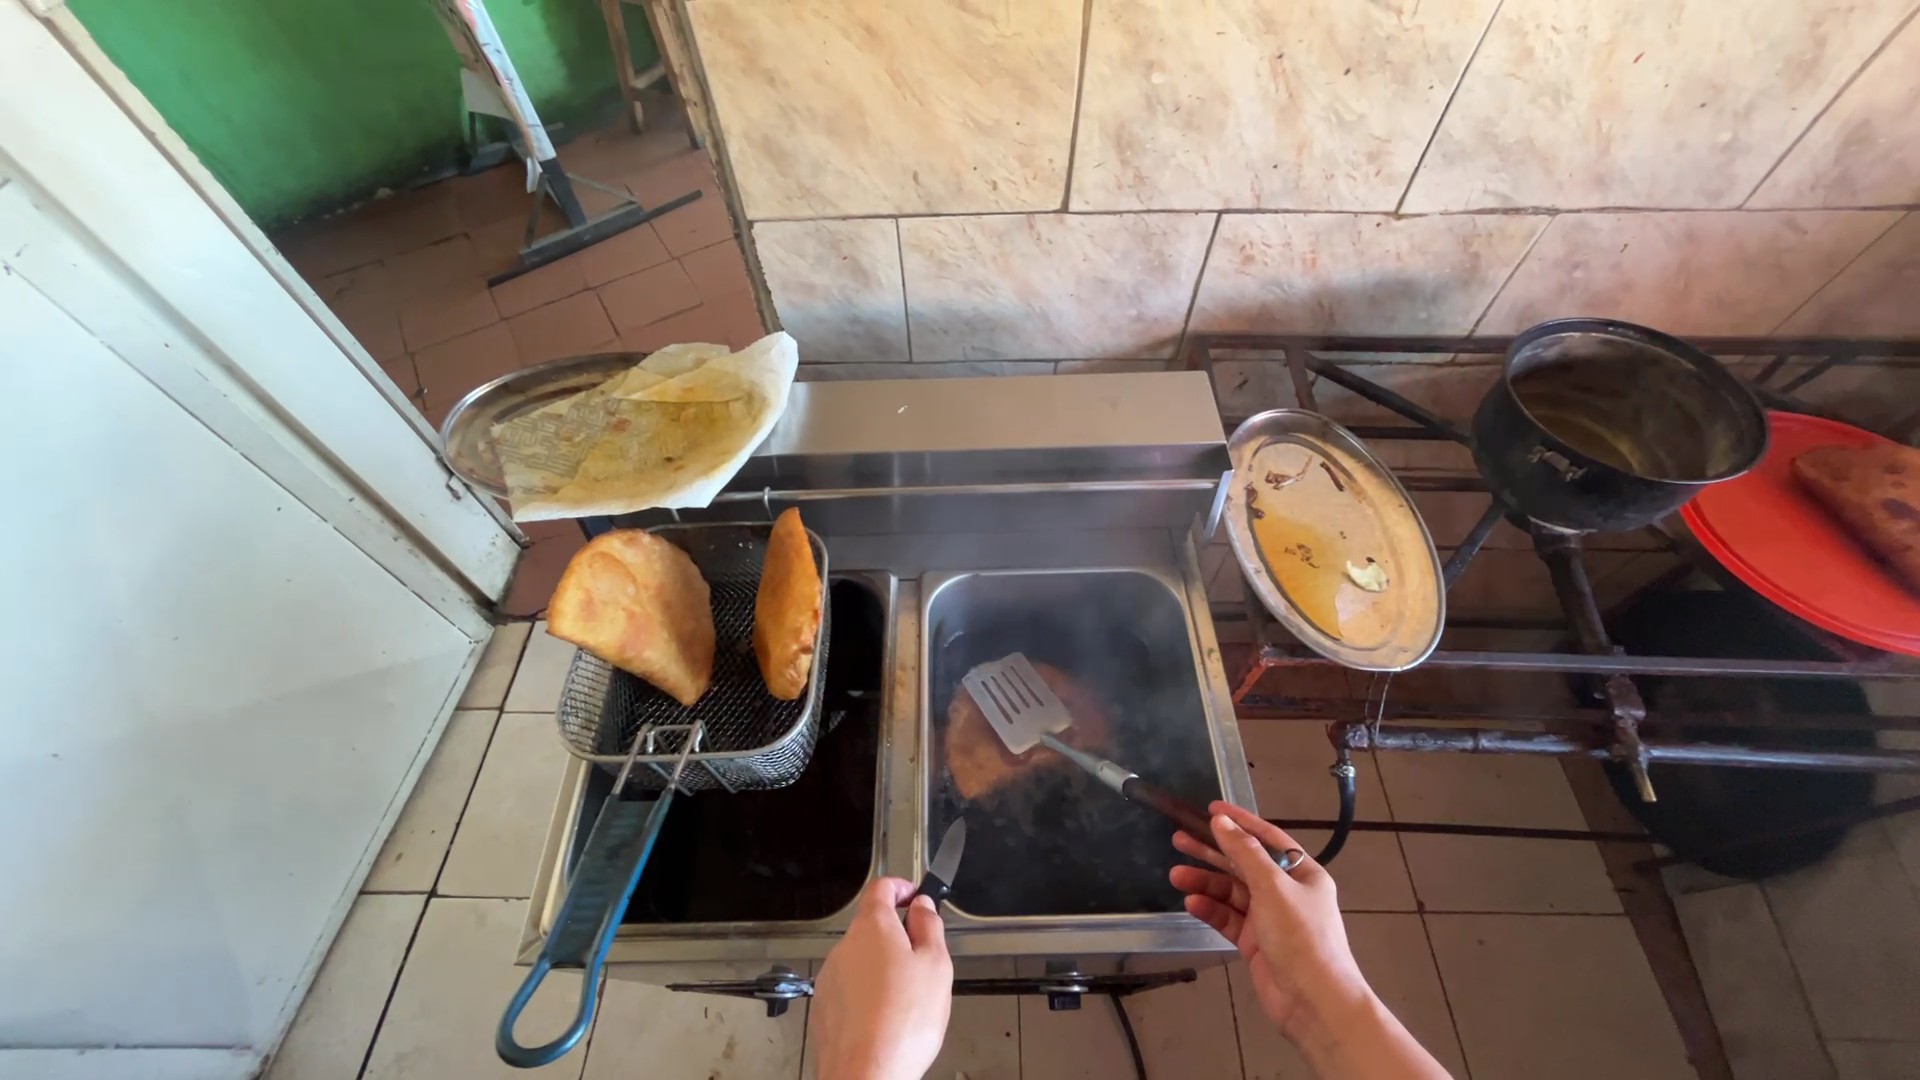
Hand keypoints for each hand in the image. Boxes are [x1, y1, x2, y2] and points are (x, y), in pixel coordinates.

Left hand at [808, 877, 952, 1079]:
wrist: (866, 1077)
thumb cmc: (904, 1021)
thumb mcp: (935, 965)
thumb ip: (929, 926)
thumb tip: (921, 906)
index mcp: (872, 926)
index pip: (881, 888)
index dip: (900, 888)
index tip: (914, 898)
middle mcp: (845, 946)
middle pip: (872, 927)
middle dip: (896, 937)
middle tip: (921, 962)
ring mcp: (831, 977)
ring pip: (861, 960)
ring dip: (881, 969)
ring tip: (905, 1000)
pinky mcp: (824, 1007)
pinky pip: (849, 989)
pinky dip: (866, 996)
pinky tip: (884, 1019)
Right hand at [1169, 803, 1369, 1041]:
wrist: (1315, 1003)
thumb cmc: (1301, 936)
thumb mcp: (1273, 887)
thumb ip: (1244, 852)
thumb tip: (1220, 821)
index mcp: (1301, 874)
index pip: (1266, 837)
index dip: (1239, 822)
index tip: (1210, 809)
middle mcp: (1285, 892)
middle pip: (1242, 863)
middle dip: (1211, 851)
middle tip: (1179, 839)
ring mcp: (1268, 917)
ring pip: (1230, 891)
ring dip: (1204, 882)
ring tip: (1176, 875)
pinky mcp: (1253, 941)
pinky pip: (1227, 917)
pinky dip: (1210, 909)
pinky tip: (1191, 903)